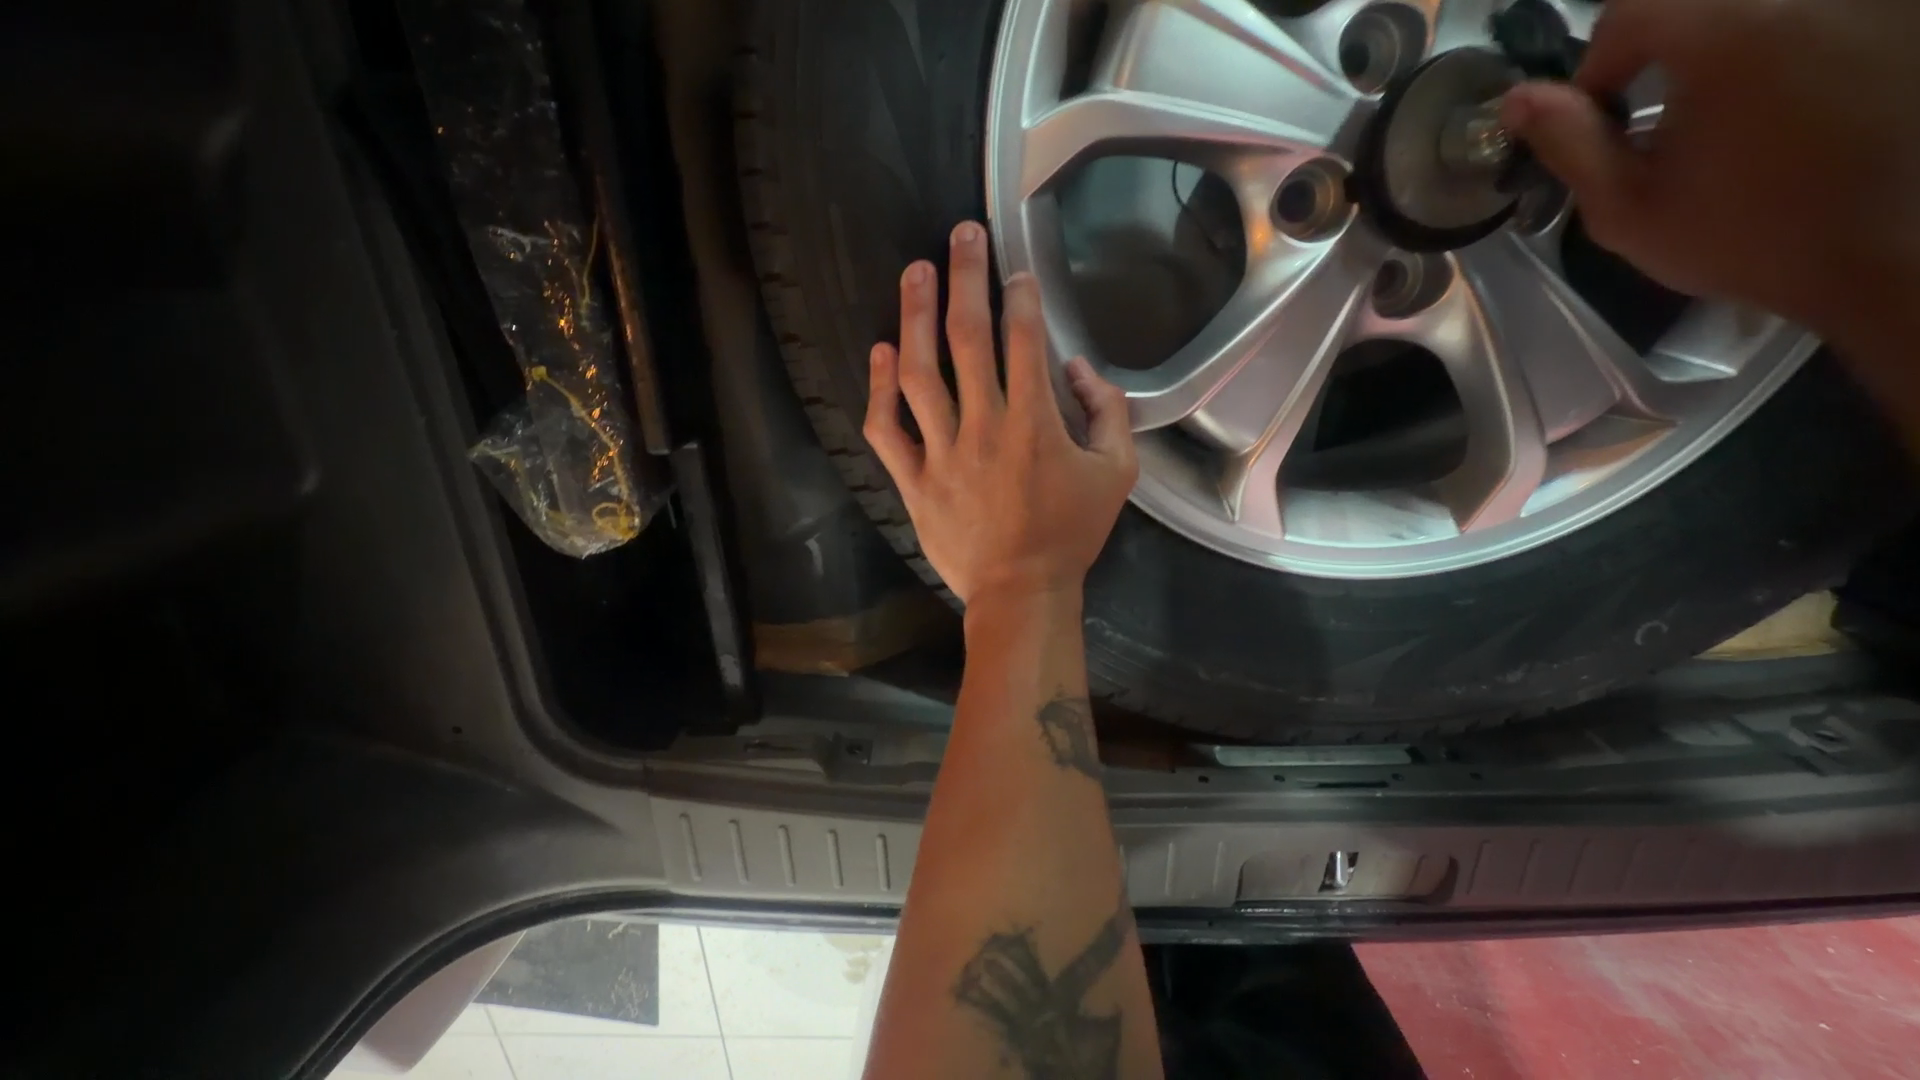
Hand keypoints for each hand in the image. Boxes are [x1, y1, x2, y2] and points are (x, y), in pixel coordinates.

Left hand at [864, 222, 1138, 607]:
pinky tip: (881, 352)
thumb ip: (1106, 413)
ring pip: (919, 373)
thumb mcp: (1117, 474)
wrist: (1021, 591)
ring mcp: (941, 452)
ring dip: (914, 317)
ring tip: (915, 273)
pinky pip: (887, 429)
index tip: (1015, 269)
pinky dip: (879, 389)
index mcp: (1035, 423)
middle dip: (965, 277)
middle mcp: (983, 426)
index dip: (1019, 294)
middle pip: (967, 338)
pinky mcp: (913, 478)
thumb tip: (1079, 368)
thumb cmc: (1071, 534)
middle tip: (959, 234)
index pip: (1023, 339)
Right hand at [1500, 0, 1919, 337]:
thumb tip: (1516, 99)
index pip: (1633, 10)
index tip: (1601, 119)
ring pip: (1748, 14)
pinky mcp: (1893, 23)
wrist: (1878, 253)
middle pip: (1692, 6)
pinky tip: (1778, 102)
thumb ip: (1568, 143)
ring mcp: (1860, 6)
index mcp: (1729, 35)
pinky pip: (1805, 23)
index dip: (1598, 64)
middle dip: (1656, 51)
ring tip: (1718, 110)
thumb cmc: (1738, 237)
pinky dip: (1773, 50)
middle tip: (1652, 112)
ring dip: (1713, 50)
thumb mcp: (1625, 207)